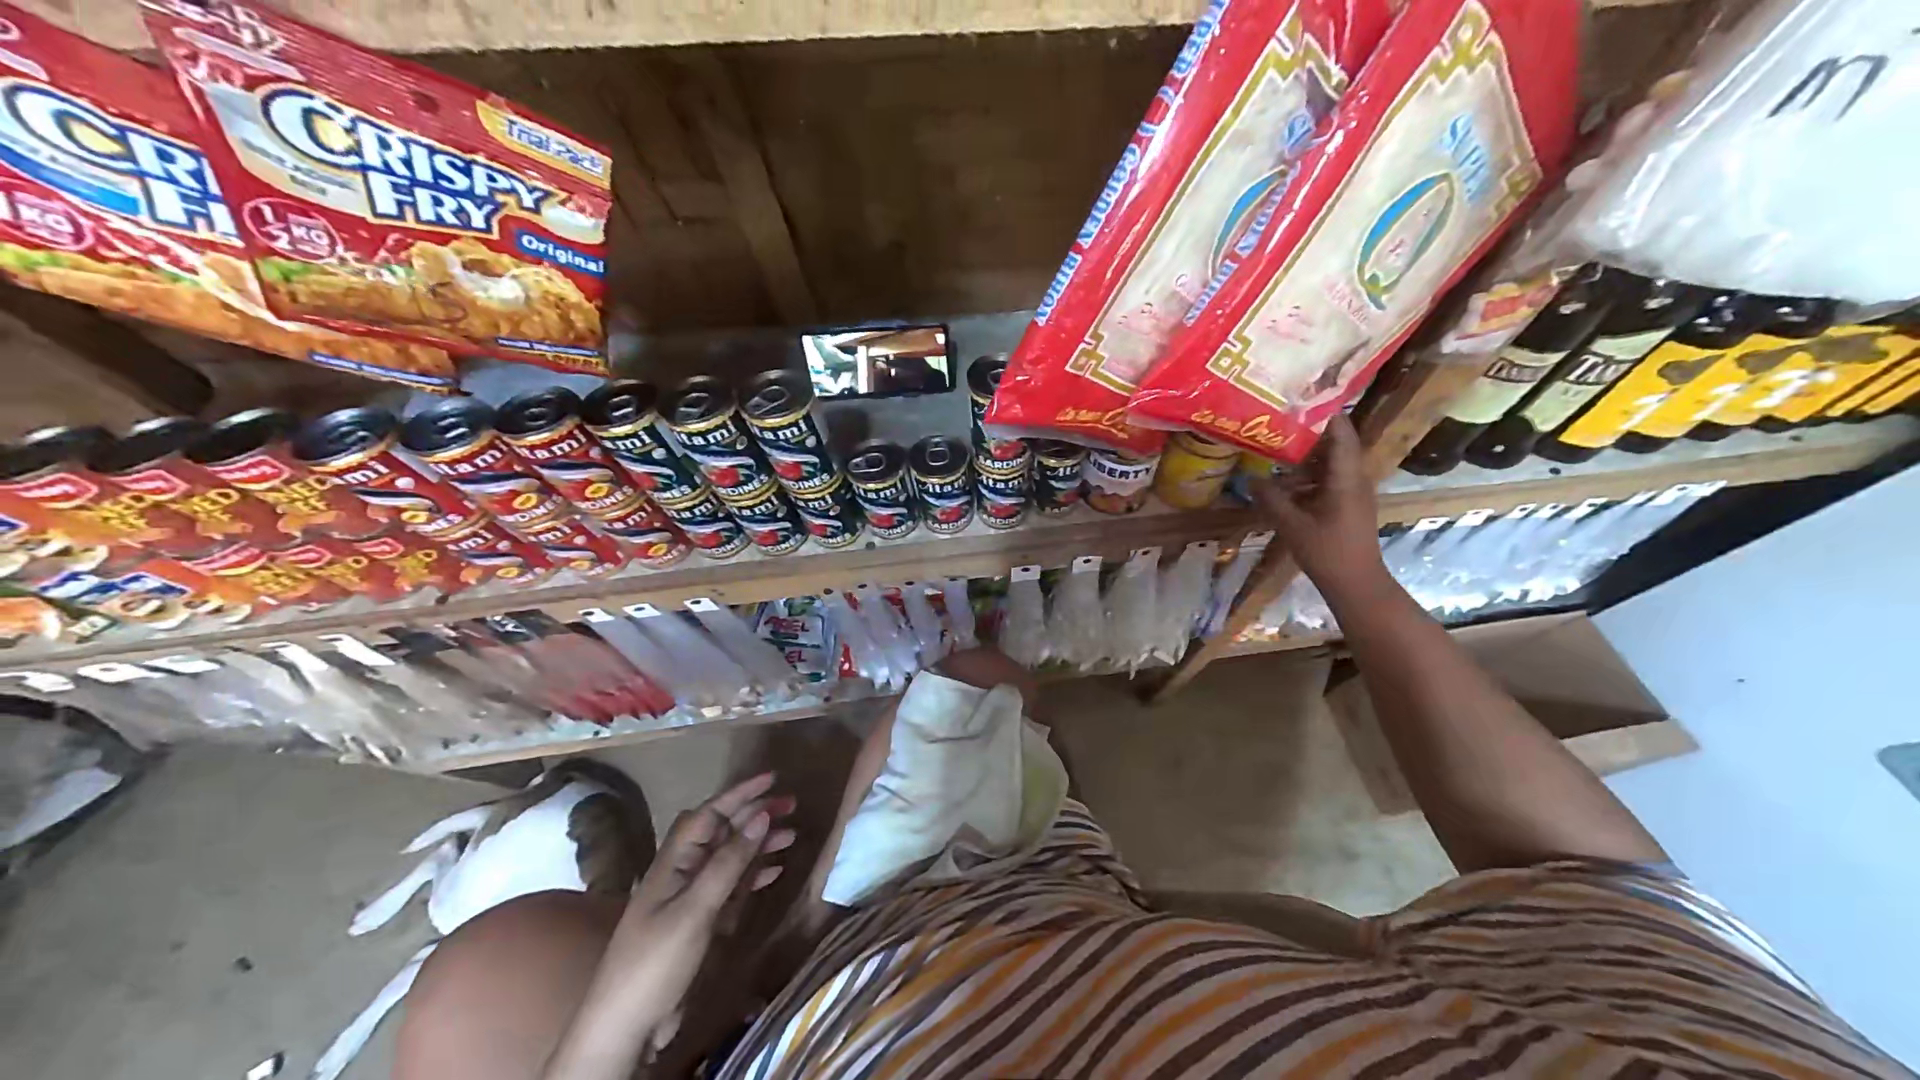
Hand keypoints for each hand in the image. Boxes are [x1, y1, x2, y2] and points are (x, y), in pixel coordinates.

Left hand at [586, 774, 794, 1051]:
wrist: (624, 1028)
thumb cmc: (655, 963)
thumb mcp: (695, 911)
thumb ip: (728, 862)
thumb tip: (759, 816)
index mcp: (674, 862)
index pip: (710, 814)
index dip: (740, 794)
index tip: (773, 778)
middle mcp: (682, 872)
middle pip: (722, 832)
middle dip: (755, 815)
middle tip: (792, 805)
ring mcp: (690, 898)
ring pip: (730, 858)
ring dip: (759, 844)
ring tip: (792, 835)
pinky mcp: (698, 922)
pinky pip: (732, 886)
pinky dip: (754, 874)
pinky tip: (776, 870)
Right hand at [1252, 416, 1387, 594]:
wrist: (1356, 583)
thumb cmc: (1327, 552)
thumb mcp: (1292, 525)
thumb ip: (1271, 499)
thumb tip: (1251, 479)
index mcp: (1346, 477)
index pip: (1341, 432)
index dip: (1324, 412)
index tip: (1299, 398)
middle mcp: (1355, 478)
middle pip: (1335, 444)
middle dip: (1308, 432)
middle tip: (1278, 422)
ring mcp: (1353, 492)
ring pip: (1330, 463)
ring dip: (1305, 457)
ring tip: (1275, 449)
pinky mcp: (1347, 505)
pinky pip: (1328, 480)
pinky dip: (1308, 476)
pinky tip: (1284, 483)